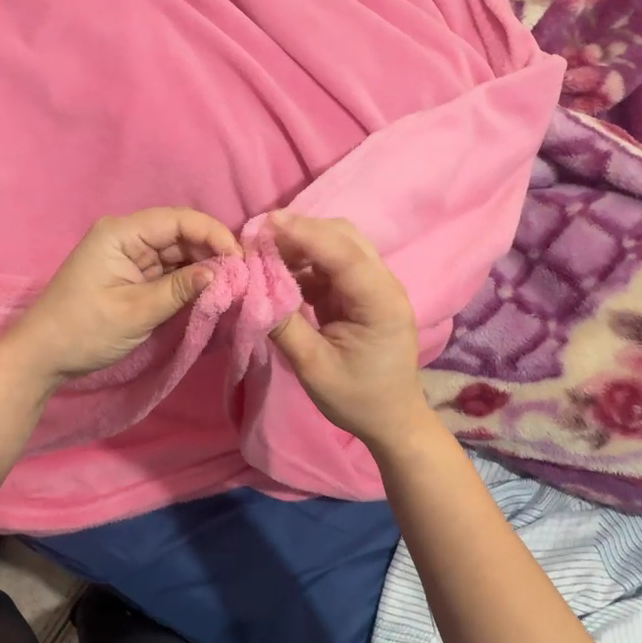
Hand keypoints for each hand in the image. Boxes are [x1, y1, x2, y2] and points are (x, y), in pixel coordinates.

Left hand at [0, 207, 240, 388]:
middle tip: (241, 277)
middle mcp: (125, 237)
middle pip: (179, 233)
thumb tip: (221, 273)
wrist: (42, 356)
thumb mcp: (136, 312)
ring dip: (202, 266)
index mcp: (120, 233)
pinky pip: (165, 270)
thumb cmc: (83, 330)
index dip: (212, 234)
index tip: (240, 259)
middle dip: (211, 251)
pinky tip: (208, 290)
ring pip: (175, 252)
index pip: (177, 219)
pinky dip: (186, 279)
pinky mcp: (129, 275)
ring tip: (230, 285)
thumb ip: (180, 289)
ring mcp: (127, 256)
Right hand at [267, 213, 431, 449]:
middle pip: (343, 238)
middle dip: (300, 231)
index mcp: (381, 303)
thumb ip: (283, 326)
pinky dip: (303, 261)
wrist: (390, 419)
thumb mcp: (313, 367)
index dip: (306, 234)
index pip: (344, 255)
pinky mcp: (359, 292)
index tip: (268, 223)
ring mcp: (373, 285)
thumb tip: (250, 291)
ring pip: (337, 245)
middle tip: (257, 238)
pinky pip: (330, 263)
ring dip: (300, 243)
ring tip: (261, 252)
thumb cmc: (357, 398)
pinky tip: (278, 270)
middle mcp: (383, 285)